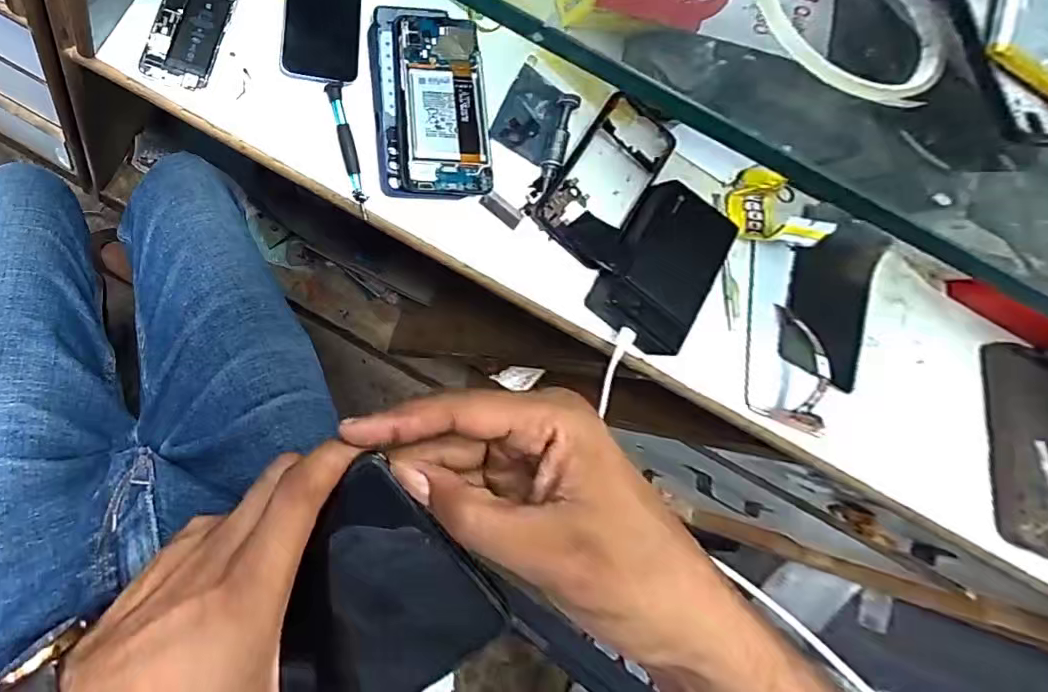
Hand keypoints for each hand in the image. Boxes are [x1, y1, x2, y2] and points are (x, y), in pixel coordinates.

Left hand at [59, 440, 357, 691]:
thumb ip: (309, 667)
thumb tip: (350, 665)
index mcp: (246, 589)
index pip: (297, 495)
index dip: (330, 459)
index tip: (358, 444)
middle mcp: (212, 553)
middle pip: (271, 481)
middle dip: (310, 470)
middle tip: (344, 488)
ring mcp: (178, 554)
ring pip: (240, 505)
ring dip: (273, 504)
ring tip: (296, 534)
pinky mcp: (153, 565)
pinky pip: (207, 528)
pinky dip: (236, 529)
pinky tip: (237, 566)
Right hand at [341, 389, 829, 691]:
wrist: (695, 637)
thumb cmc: (635, 581)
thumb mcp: (546, 550)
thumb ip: (467, 511)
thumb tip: (402, 475)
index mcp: (551, 419)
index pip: (461, 410)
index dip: (402, 420)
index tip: (353, 429)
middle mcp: (537, 427)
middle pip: (456, 432)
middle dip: (410, 450)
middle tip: (352, 462)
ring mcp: (533, 457)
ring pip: (461, 458)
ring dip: (425, 475)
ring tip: (372, 482)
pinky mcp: (530, 488)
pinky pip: (476, 484)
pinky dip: (446, 496)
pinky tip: (413, 501)